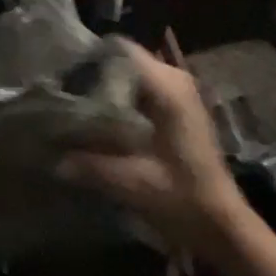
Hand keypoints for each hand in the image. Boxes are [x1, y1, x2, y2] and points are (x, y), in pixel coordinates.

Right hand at [57, 40, 248, 254]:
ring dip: (108, 87)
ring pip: (134, 73)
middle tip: (67, 92)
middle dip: (96, 74)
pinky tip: (103, 119)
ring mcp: (181, 91)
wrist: (222, 224)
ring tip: (79, 105)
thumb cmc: (183, 198)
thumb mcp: (134, 183)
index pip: (122, 50)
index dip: (91, 58)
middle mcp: (175, 78)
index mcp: (167, 87)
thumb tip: (52, 158)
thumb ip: (92, 166)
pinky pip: (144, 87)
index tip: (65, 74)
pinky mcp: (180, 106)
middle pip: (126, 59)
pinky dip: (123, 97)